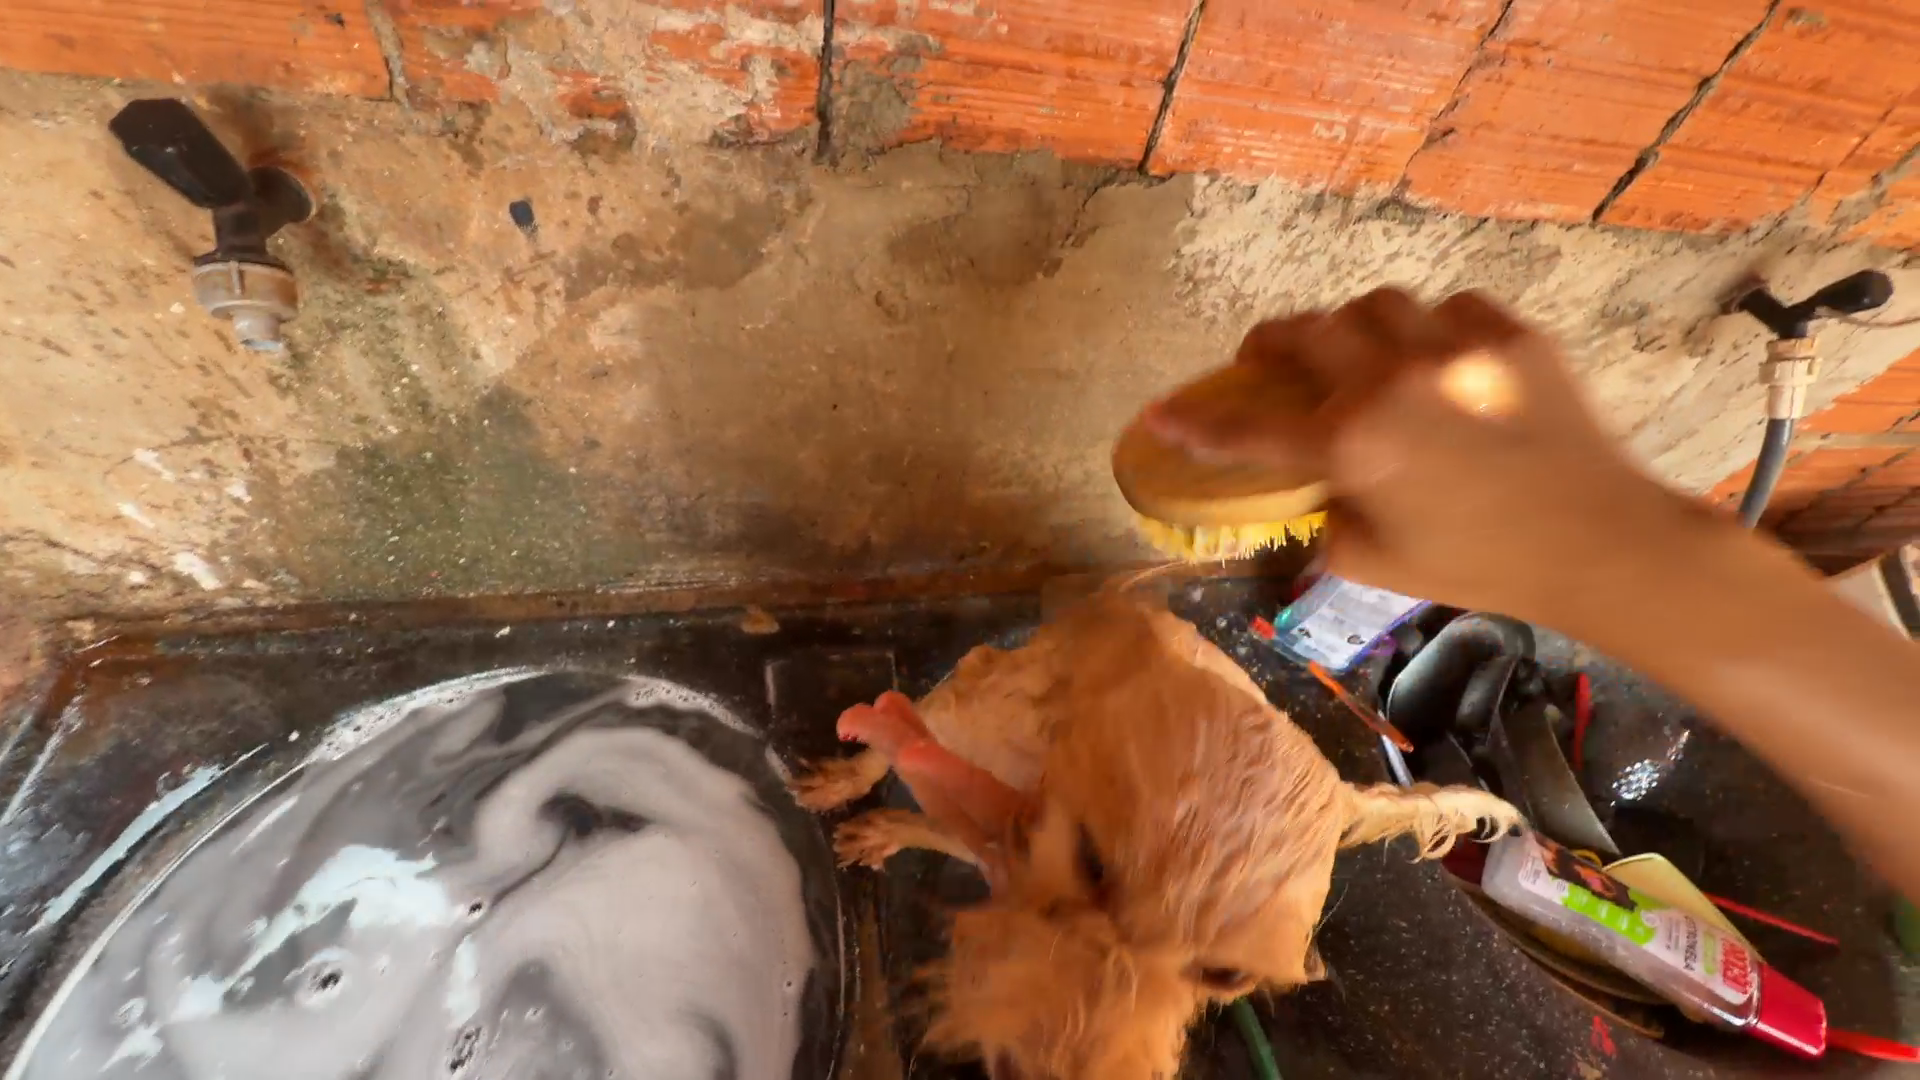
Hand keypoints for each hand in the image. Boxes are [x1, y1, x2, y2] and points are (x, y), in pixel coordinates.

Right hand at [1144, 288, 1717, 624]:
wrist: (1603, 544)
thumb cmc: (1476, 565)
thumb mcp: (1367, 561)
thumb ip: (1319, 516)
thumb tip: (1306, 487)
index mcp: (1352, 445)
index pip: (1250, 429)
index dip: (1195, 423)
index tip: (1159, 413)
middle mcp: (1393, 383)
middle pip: (1304, 331)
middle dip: (1268, 344)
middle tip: (1265, 361)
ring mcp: (1457, 350)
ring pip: (1373, 305)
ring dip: (1349, 330)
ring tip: (1358, 358)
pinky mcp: (1513, 335)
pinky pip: (1446, 308)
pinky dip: (1424, 330)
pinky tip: (1433, 362)